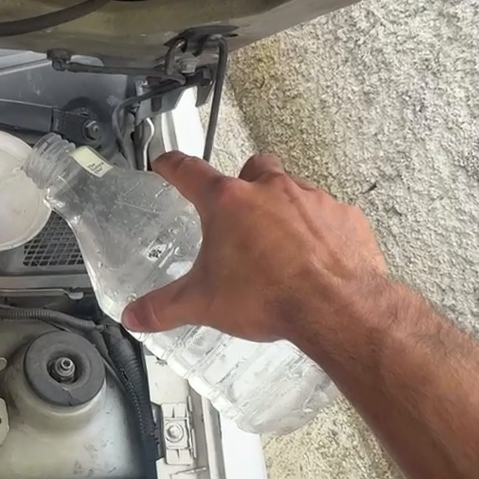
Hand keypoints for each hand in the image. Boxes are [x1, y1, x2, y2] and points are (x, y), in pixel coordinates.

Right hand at [123, 152, 389, 344]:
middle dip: (242, 184)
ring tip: (273, 247)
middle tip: (235, 215)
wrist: (336, 308)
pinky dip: (315, 231)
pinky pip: (326, 215)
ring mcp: (311, 200)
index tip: (166, 163)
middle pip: (251, 169)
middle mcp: (270, 191)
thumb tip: (135, 316)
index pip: (190, 172)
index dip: (173, 166)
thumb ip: (162, 308)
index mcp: (228, 204)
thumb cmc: (269, 296)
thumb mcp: (201, 304)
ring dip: (279, 209)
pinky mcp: (343, 218)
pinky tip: (309, 259)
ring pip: (290, 189)